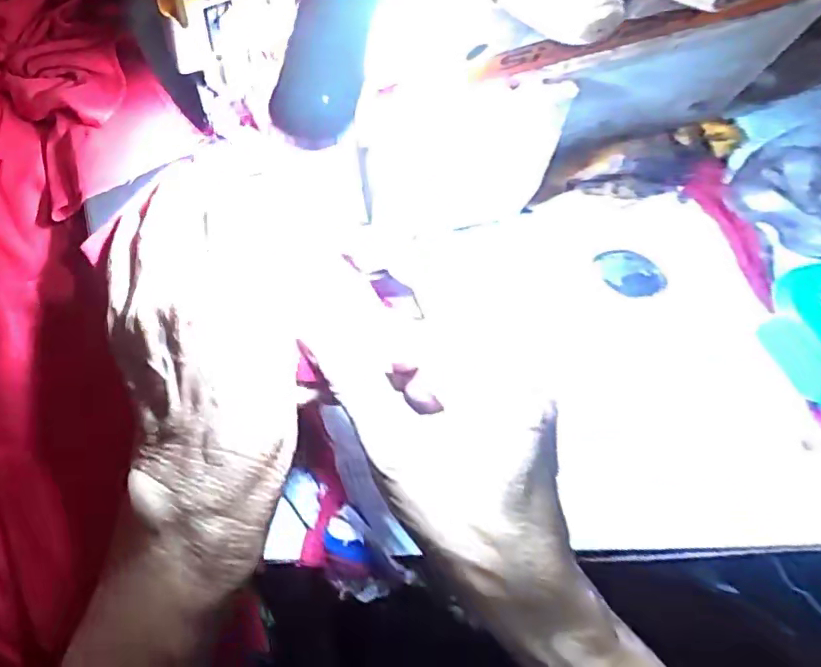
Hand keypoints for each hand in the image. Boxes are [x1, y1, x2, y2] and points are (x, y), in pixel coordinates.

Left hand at [66, 147, 313, 665]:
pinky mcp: (114, 316)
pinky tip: (146, 214)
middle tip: (218, 160)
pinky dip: (134, 224)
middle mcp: (171, 292)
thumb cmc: (256, 425)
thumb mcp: (286, 354)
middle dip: (200, 175)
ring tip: (183, 175)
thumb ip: (275, 285)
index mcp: (226, 303)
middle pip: (180, 210)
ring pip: (143, 224)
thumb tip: (268, 231)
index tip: (252, 164)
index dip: (242, 182)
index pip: (229, 216)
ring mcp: (133, 302)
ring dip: (164, 192)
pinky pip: (118, 254)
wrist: (192, 473)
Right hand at [300, 280, 663, 666]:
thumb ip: (349, 376)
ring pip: (425, 331)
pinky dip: (386, 352)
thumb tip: (305, 319)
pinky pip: (426, 358)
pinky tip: (352, 360)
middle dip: (379, 277)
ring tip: (331, 308)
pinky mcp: (480, 400)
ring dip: (376, 319)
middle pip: (432, 302)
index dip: (384, 261)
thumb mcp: (394, 446)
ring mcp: (493, 384)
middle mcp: (502, 366)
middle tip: (333, 253)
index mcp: (495, 371)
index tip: (340, 239)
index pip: (431, 296)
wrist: (515, 583)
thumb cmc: (459, 516)